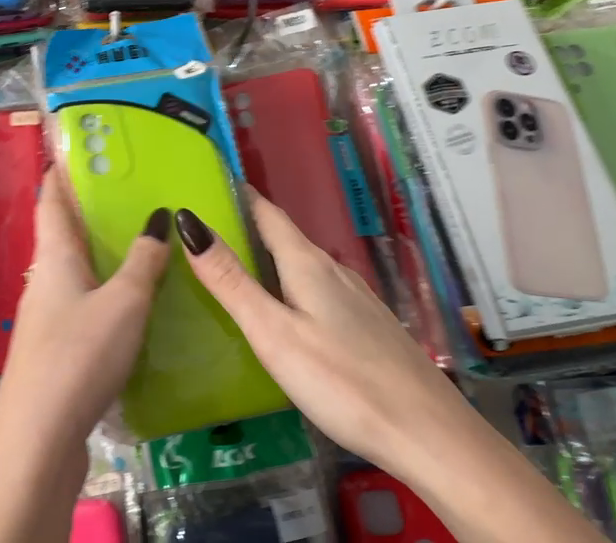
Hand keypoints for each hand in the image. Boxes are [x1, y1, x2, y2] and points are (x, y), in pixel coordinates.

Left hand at [0, 166, 172, 439]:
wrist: (38, 439)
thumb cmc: (79, 356)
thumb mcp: (124, 303)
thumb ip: (143, 261)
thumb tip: (158, 218)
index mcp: (54, 258)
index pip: (51, 200)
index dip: (61, 173)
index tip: (77, 149)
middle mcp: (44, 281)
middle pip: (63, 235)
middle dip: (89, 212)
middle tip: (128, 192)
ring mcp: (46, 319)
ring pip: (74, 272)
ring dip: (100, 255)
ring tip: (139, 243)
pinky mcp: (55, 352)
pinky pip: (82, 306)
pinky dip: (105, 293)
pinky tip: (132, 306)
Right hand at [174, 191, 606, 542]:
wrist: (428, 435)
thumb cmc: (342, 382)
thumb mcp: (273, 333)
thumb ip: (231, 281)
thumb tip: (187, 221)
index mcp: (307, 265)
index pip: (268, 214)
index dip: (240, 195)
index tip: (212, 181)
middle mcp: (334, 272)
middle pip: (286, 238)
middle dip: (249, 229)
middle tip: (209, 230)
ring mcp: (357, 301)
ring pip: (304, 267)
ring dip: (272, 260)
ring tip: (238, 269)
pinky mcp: (370, 329)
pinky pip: (321, 293)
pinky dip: (294, 288)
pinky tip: (288, 314)